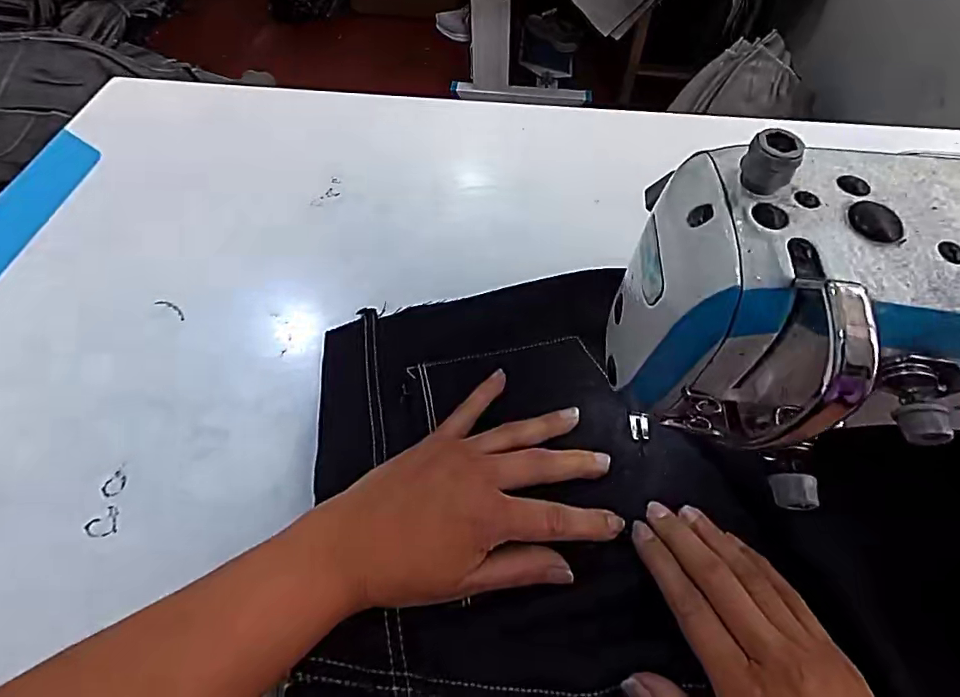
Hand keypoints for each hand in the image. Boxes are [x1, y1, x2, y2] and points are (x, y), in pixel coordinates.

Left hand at [305, 370, 624, 610]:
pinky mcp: (438, 440)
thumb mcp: (464, 583)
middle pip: (542, 465)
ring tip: (574, 415)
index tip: (615, 523)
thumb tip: (565, 569)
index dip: (589, 523)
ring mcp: (461, 452)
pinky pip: (467, 412)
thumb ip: (519, 570)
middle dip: (578, 464)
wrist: (345, 547)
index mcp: (492, 515)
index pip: (554, 518)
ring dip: (547, 424)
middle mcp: (484, 475)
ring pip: (515, 433)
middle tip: (605, 460)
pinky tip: (500, 376)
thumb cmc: (402, 573)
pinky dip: (484, 392)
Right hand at [628, 503, 872, 696]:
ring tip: (691, 512)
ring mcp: (802, 642)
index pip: (692, 610)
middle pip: (719, 582)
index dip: (664, 567)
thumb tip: (633, 677)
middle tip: (659, 508)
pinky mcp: (826, 640)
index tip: (643, 534)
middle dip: (684, 540)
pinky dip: (757, 559)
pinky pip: (785, 588)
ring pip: (751, 576)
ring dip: (717, 538)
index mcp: (740, 688)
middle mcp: (770, 655)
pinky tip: (738, 541)